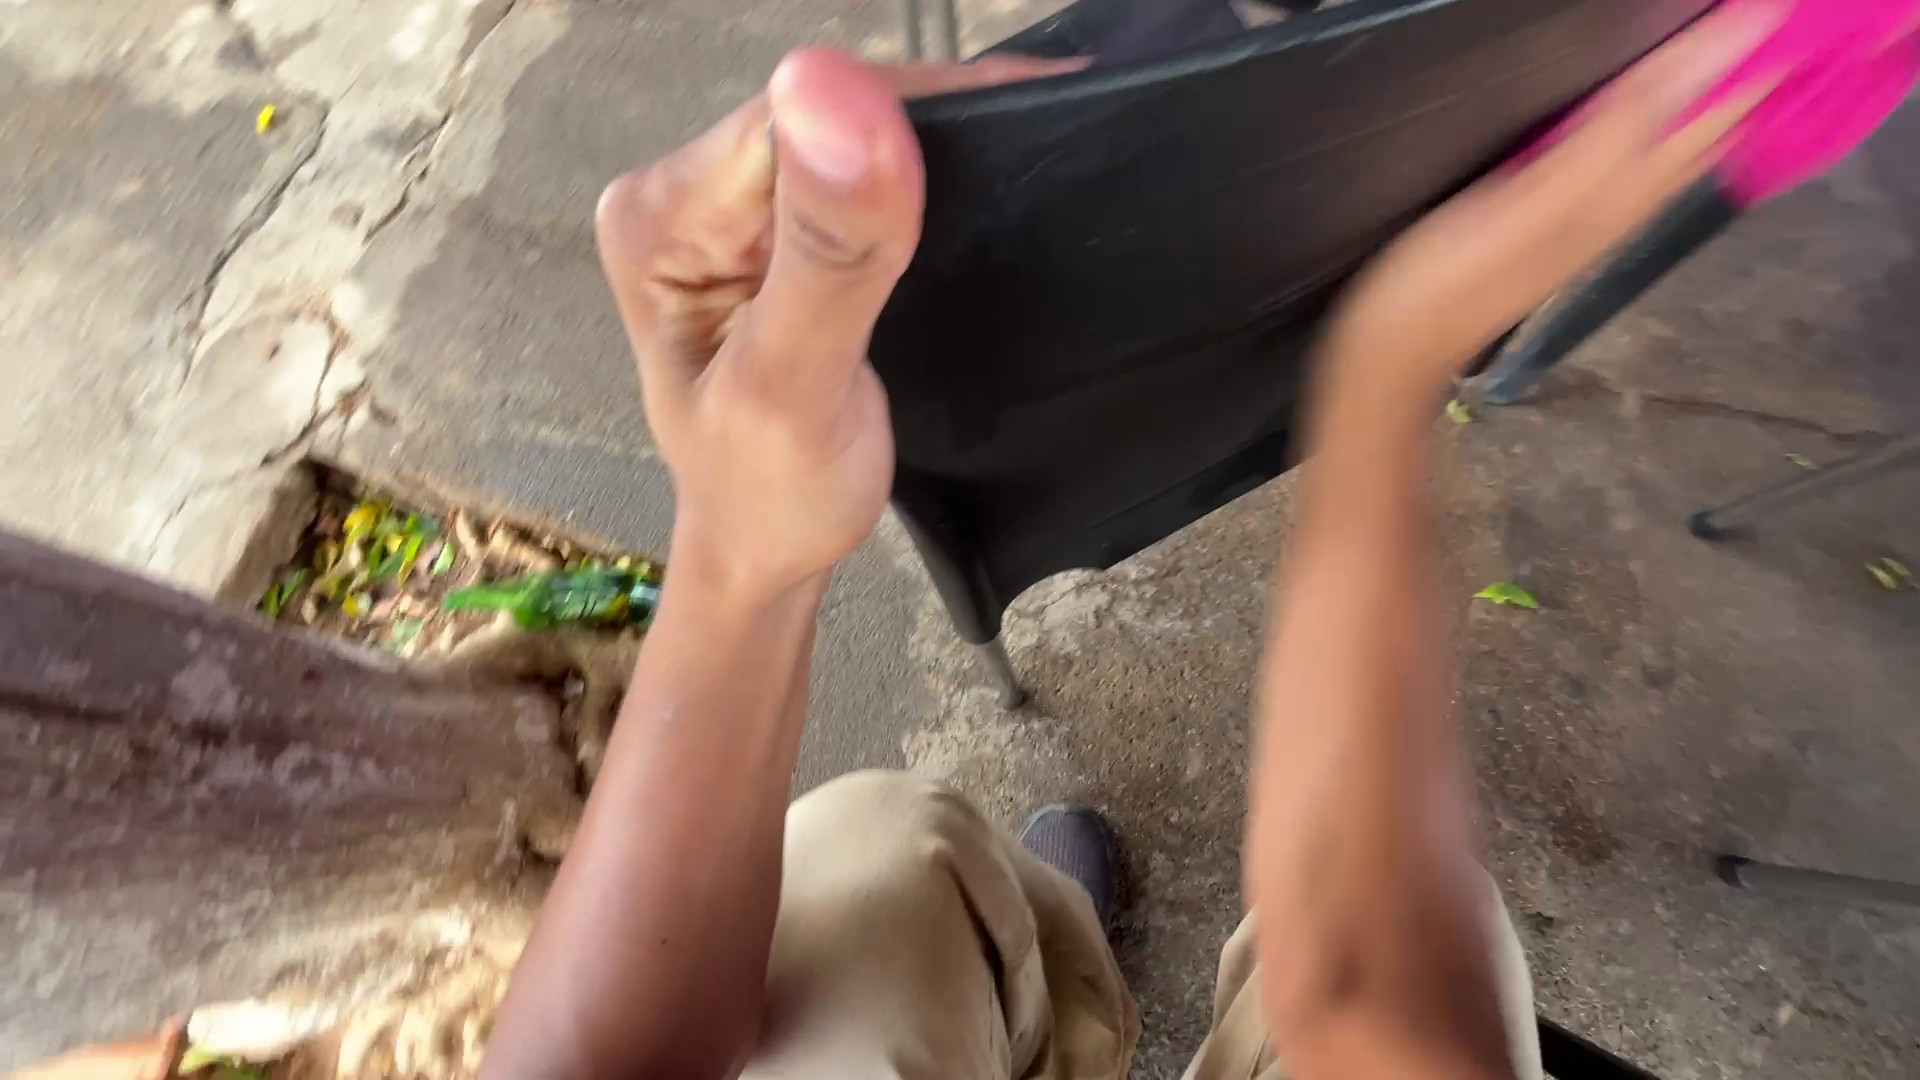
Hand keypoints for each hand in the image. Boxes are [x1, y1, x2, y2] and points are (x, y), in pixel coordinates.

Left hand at [597, 48, 1077, 601]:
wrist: (769, 548)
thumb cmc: (771, 496)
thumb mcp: (794, 389)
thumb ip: (825, 263)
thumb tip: (839, 90)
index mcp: (660, 225)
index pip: (789, 123)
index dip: (893, 118)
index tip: (1011, 116)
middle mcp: (684, 201)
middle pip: (816, 119)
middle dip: (913, 135)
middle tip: (1022, 150)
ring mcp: (730, 221)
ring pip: (843, 146)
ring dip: (923, 157)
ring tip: (1009, 168)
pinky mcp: (777, 246)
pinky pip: (855, 188)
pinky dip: (913, 188)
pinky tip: (963, 196)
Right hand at [1326, 0, 1788, 391]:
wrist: (1388, 358)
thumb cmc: (1438, 286)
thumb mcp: (1527, 206)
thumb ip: (1619, 130)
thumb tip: (1731, 38)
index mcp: (1622, 194)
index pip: (1722, 103)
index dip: (1752, 42)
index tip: (1773, 0)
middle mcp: (1618, 206)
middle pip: (1707, 125)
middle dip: (1741, 63)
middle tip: (1759, 10)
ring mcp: (1581, 220)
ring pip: (1668, 143)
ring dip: (1699, 87)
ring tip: (1718, 33)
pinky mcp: (1543, 225)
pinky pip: (1622, 161)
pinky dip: (1646, 119)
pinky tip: (1640, 102)